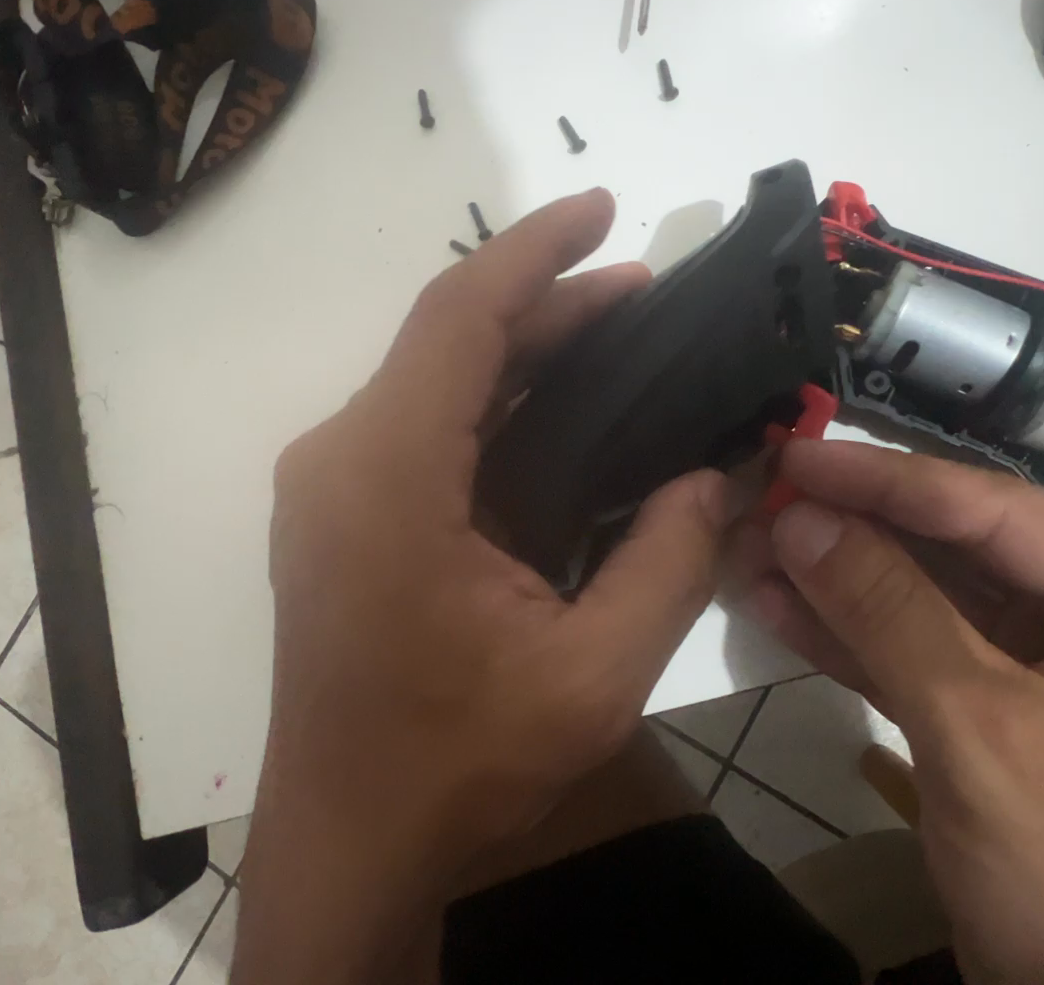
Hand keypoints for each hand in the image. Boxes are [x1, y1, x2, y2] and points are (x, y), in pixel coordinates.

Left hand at [238, 190, 728, 982]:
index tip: (600, 208)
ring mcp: (329, 486)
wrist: (348, 836)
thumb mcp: (594, 674)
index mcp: (390, 476)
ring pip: (432, 382)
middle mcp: (341, 459)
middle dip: (544, 304)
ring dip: (518, 353)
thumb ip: (668, 563)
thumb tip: (714, 476)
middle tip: (641, 292)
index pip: (460, 318)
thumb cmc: (459, 763)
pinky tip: (554, 416)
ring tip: (615, 336)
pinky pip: (418, 428)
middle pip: (448, 342)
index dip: (533, 250)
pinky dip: (488, 405)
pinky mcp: (338, 516)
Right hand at [723, 440, 1043, 984]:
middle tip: (764, 497)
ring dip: (839, 578)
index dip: (889, 481)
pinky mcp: (1006, 716)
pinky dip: (849, 635)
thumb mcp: (986, 739)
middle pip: (965, 551)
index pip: (1009, 514)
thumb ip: (889, 612)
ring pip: (932, 600)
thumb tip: (798, 516)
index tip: (796, 455)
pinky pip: (922, 656)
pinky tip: (777, 604)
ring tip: (753, 546)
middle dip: (856, 530)